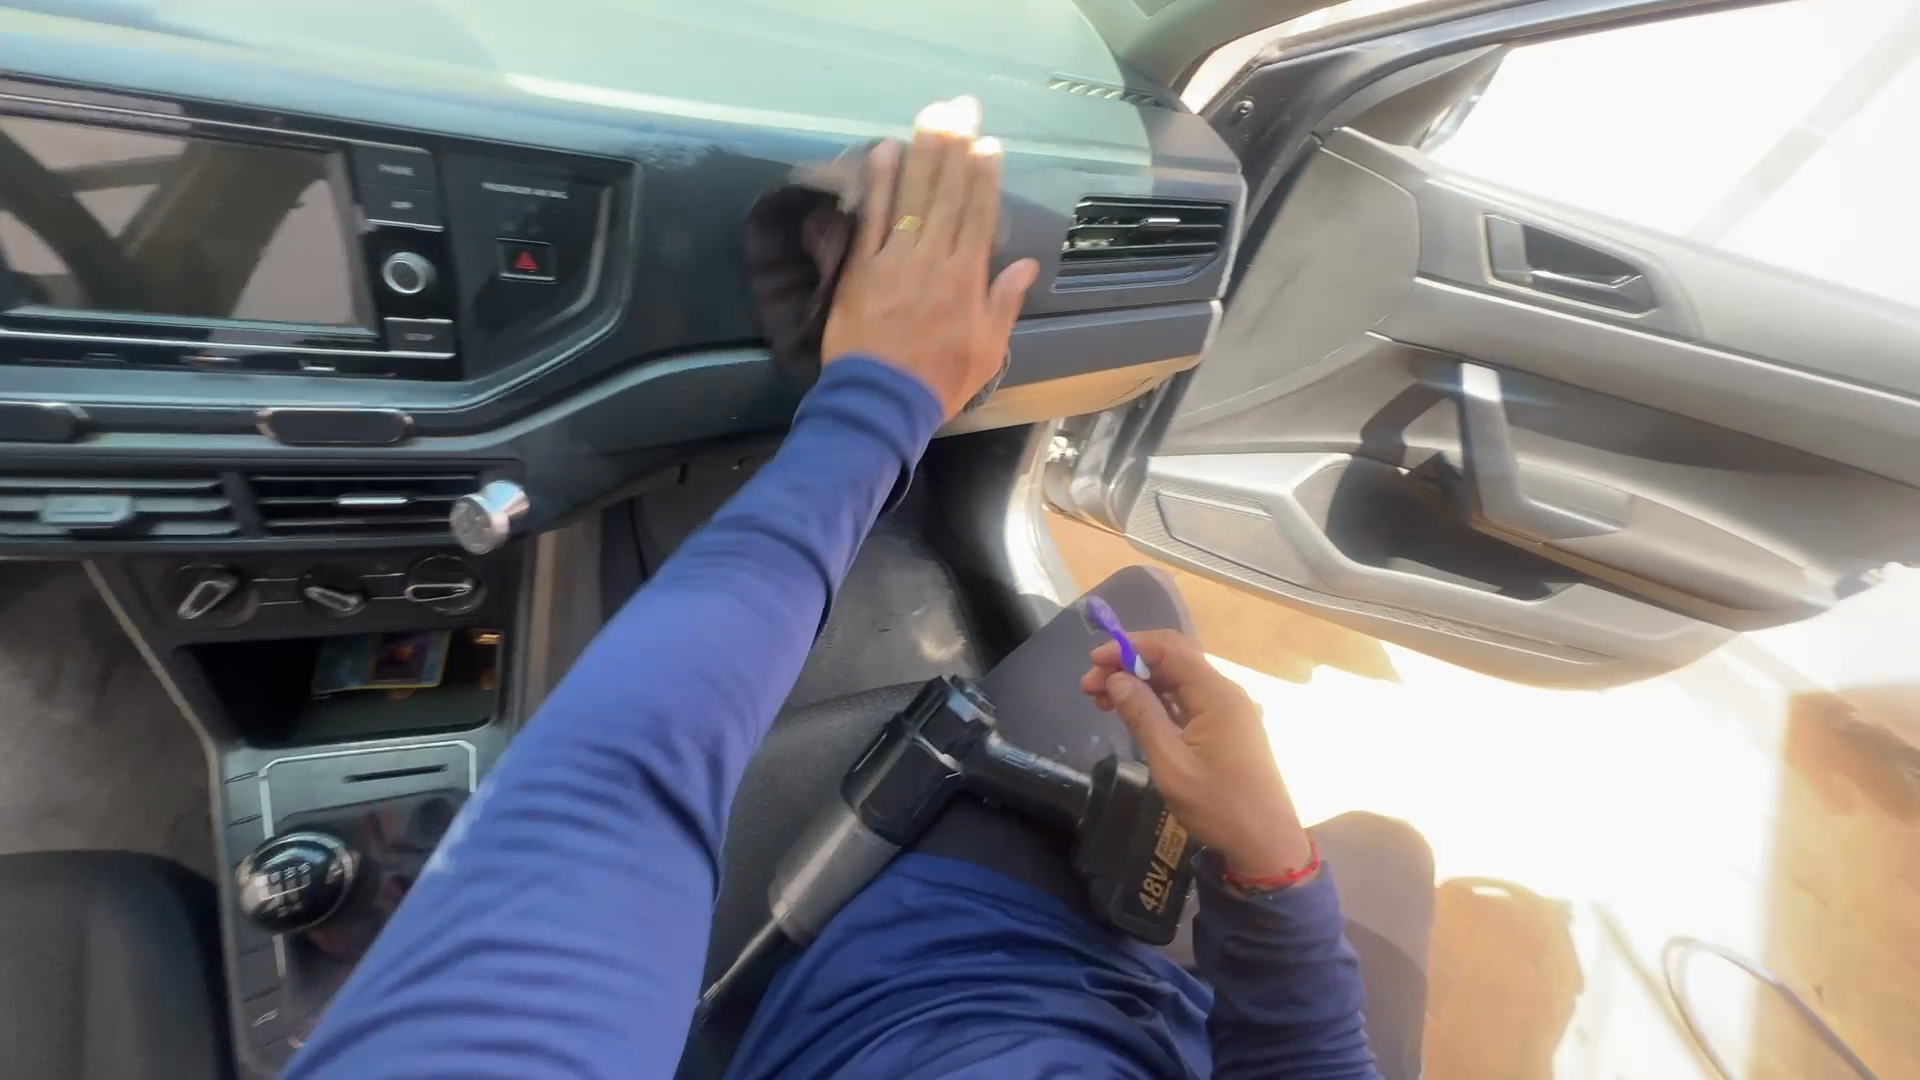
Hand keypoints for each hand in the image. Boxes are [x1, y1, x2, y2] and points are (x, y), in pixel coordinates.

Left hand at [821, 96, 1040, 418]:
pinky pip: (870, 217)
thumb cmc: (939, 381)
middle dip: (957, 147)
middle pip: (948, 195)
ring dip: (924, 151)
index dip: (985, 178)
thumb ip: (1004, 305)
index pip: (979, 217)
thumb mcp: (987, 352)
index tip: (989, 143)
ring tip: (933, 113)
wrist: (881, 403)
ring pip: (912, 196)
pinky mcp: (860, 267)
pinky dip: (877, 183)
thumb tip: (1026, 266)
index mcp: (967, 281)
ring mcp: (894, 260)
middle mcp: (933, 260)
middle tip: (963, 106)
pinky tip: (884, 150)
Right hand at [1080, 629, 1314, 879]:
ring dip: (1139, 684)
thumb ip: (1142, 715)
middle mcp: (1225, 693)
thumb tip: (1116, 679)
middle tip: (1090, 688)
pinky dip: (1157, 701)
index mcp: (1216, 694)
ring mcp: (1228, 710)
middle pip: (1171, 661)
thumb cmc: (1219, 806)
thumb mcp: (1171, 763)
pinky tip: (1132, 713)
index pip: (1168, 648)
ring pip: (1177, 681)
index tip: (1094, 662)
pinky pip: (1187, 700)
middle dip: (1128, 666)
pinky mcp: (1226, 728)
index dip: (1128, 647)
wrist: (1268, 847)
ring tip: (1102, 701)